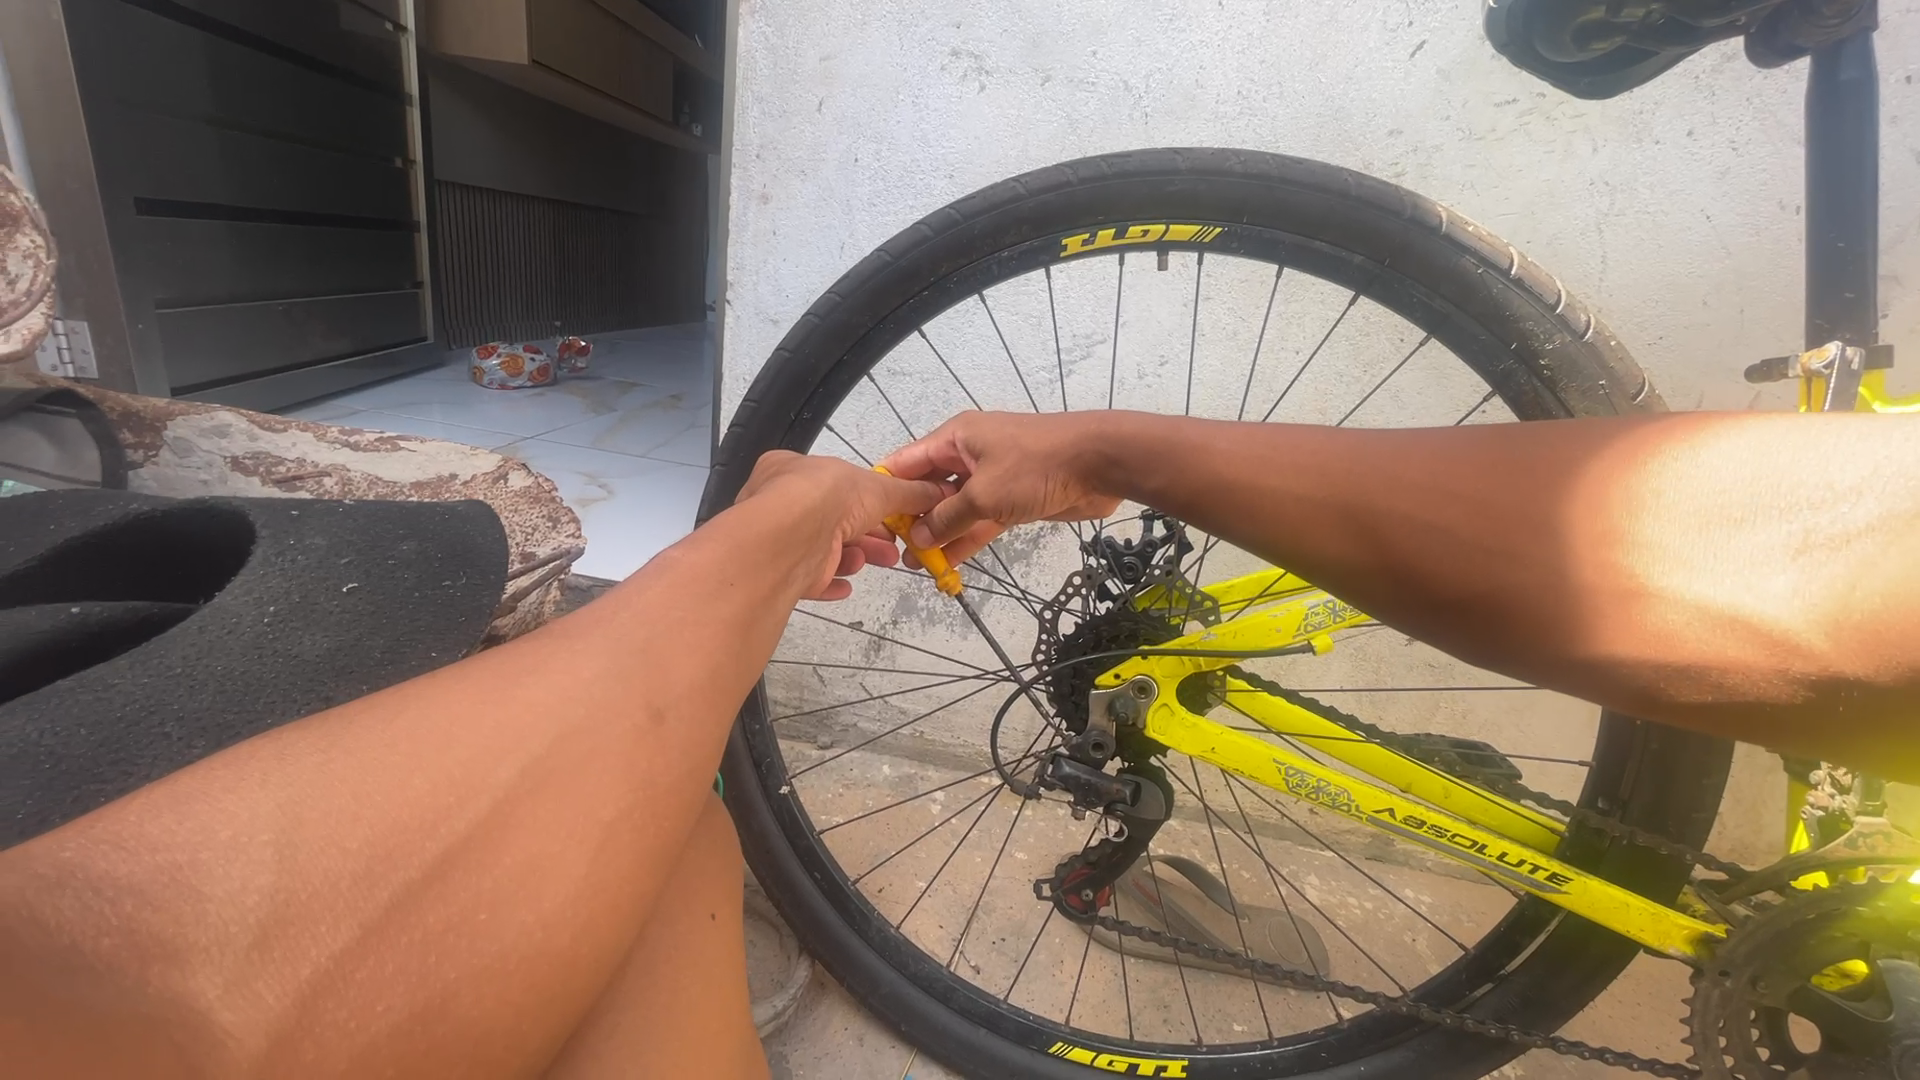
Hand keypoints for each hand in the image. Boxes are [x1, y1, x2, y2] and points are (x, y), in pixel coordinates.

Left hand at [735, 451, 945, 599]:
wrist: (791, 538)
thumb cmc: (827, 497)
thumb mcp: (879, 487)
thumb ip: (908, 492)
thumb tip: (937, 493)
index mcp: (793, 471)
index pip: (833, 485)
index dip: (865, 499)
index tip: (890, 514)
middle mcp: (781, 503)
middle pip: (833, 520)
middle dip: (869, 535)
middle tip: (894, 546)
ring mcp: (780, 539)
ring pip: (823, 550)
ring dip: (855, 557)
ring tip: (882, 560)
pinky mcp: (781, 572)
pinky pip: (808, 578)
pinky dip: (831, 581)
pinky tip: (847, 586)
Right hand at [877, 411, 1121, 564]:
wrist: (1100, 463)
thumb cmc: (1036, 466)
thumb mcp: (983, 494)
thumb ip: (948, 518)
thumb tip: (917, 537)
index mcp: (956, 438)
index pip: (908, 462)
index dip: (889, 490)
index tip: (871, 520)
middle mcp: (969, 455)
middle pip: (931, 487)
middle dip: (914, 518)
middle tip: (896, 552)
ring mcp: (992, 478)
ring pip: (956, 508)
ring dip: (940, 535)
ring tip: (919, 565)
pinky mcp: (1013, 499)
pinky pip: (981, 520)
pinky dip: (967, 539)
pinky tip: (949, 564)